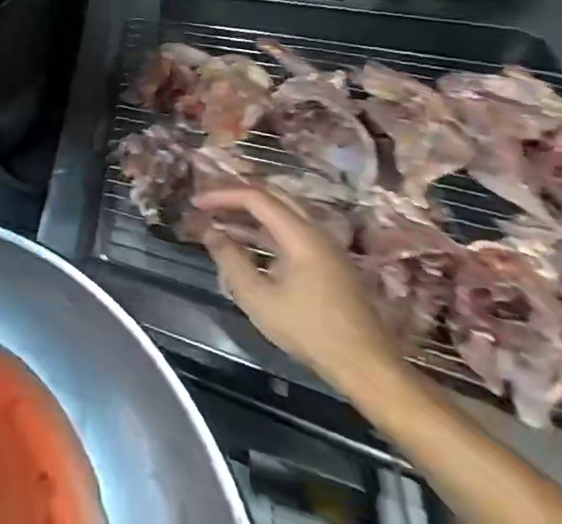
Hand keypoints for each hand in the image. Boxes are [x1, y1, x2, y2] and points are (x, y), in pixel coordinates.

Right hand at [197, 187, 401, 382]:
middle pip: (271, 199)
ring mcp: (326, 247)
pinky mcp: (329, 263)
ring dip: (249, 217)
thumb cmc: (308, 330)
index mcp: (301, 234)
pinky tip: (247, 247)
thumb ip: (230, 260)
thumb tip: (211, 232)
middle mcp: (316, 231)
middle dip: (235, 199)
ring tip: (219, 224)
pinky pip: (291, 234)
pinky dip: (264, 233)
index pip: (256, 197)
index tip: (196, 203)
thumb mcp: (258, 298)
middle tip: (207, 206)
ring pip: (282, 217)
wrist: (365, 365)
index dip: (222, 195)